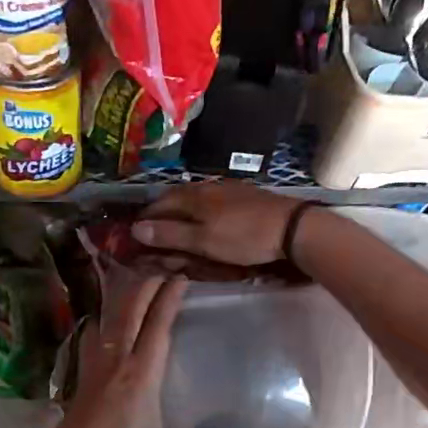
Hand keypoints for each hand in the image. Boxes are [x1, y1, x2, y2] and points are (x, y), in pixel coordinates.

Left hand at [15, 274, 231, 427]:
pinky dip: (102, 322)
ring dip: (124, 300)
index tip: (181, 278)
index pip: (158, 327)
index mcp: (140, 376)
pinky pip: (93, 338)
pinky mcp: (82, 378)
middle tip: (162, 272)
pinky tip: (101, 324)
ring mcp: (95, 369)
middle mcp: (117, 363)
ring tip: (136, 289)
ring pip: (109, 321)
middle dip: (146, 288)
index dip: (169, 299)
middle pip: (130, 314)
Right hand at [132, 183, 303, 265]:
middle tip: (154, 234)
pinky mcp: (246, 196)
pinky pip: (213, 202)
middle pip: (176, 198)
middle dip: (162, 214)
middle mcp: (208, 186)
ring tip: (178, 229)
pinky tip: (208, 222)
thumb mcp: (203, 241)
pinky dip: (202, 213)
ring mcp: (229, 189)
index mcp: (194, 195)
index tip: (135, 234)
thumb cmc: (244, 237)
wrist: (292, 228)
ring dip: (182, 213)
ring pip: (196, 199)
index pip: (159, 203)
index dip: (145, 218)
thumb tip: (136, 229)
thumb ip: (170, 234)